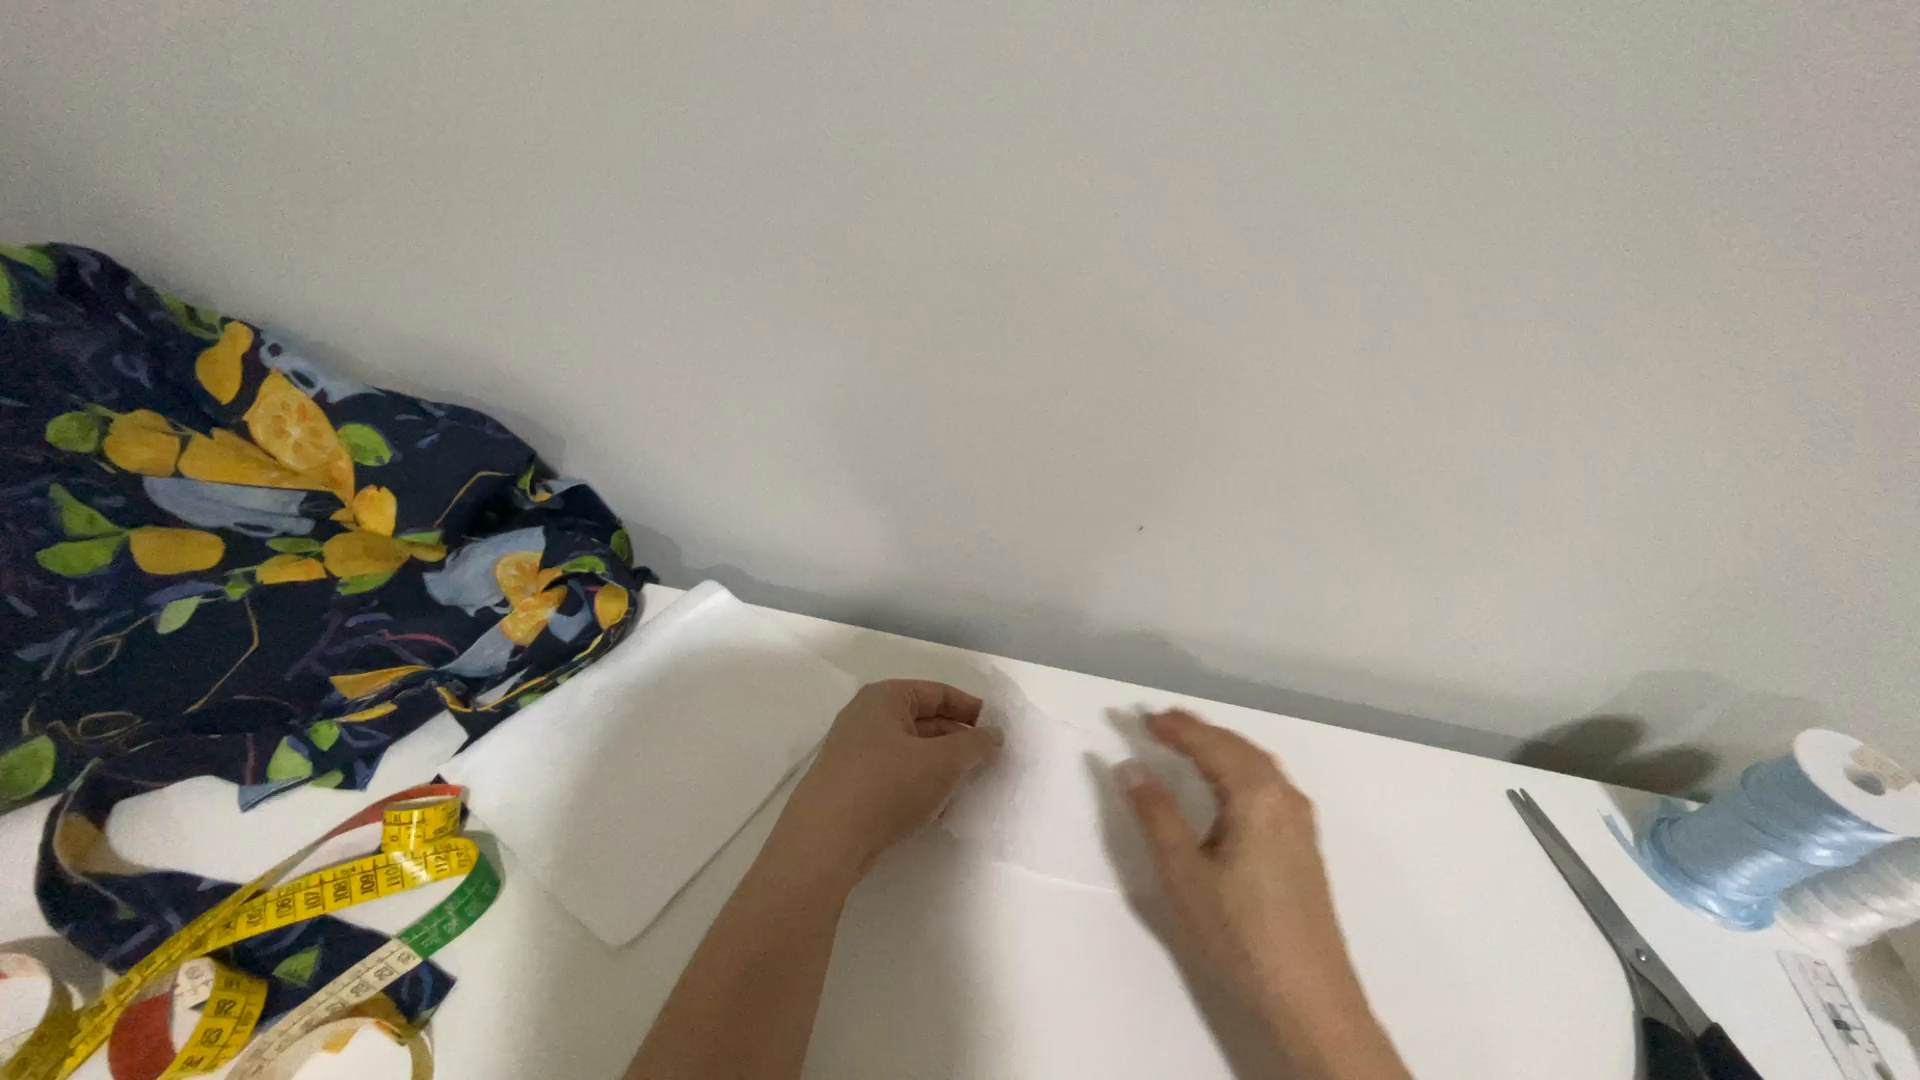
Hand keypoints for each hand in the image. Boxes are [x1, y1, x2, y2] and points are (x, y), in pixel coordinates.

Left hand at [776, 679, 1002, 879]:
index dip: (971, 709)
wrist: (824, 843)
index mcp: (884, 699)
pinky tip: (935, 810)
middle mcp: (865, 718)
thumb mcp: (942, 762)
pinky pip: (895, 777)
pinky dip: (918, 786)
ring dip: (940, 768)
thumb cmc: (886, 787)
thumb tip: (993, 735)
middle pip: (924, 721)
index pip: (938, 692)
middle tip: (989, 765)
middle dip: (958, 742)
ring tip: (966, 789)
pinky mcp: (850, 787)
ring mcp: (854, 754)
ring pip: (911, 752)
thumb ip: (974, 745)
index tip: (998, 733)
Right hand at [1118, 709, 1351, 1008]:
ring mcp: (1300, 820)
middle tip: (1159, 723)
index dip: (1175, 728)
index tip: (1140, 717)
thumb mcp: (1184, 873)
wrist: (1310, 996)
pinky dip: (1238, 767)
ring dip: (1220, 747)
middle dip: (1198, 730)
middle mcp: (1284, 796)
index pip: (1210, 745)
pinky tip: (1224, 784)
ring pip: (1257, 763)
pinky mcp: (1304, 842)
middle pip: (1238, 747)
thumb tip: (1130, 766)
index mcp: (1256, 796)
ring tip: (1186, 743)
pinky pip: (1268, 782)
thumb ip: (1156, 814)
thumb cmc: (1239, 932)